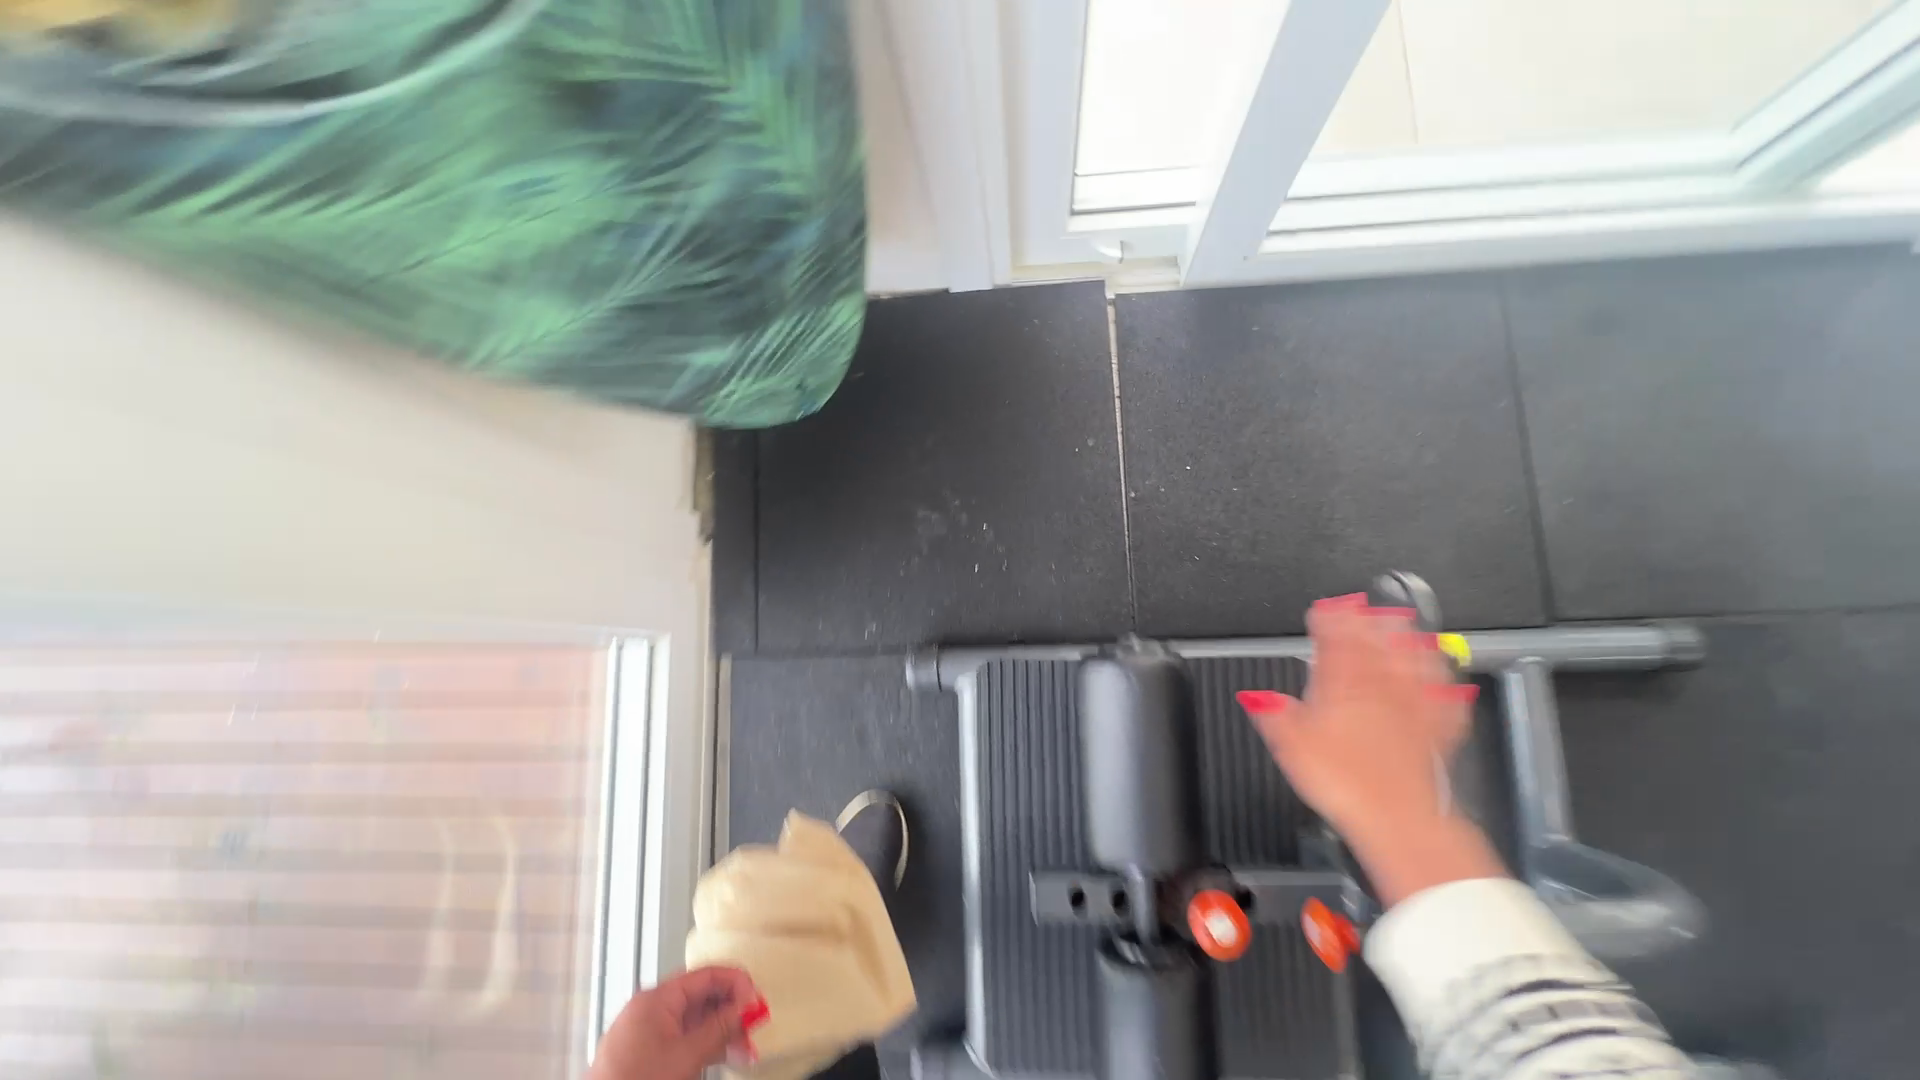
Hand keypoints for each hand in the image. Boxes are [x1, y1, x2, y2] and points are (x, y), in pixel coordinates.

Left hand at [589, 966, 768, 1079]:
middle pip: (702, 998)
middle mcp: (650, 1007)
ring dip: (721, 1034)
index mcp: (657, 998)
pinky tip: (722, 1059)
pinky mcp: (643, 1053)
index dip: (737, 984)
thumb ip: (720, 1027)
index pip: (706, 975)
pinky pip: (681, 1039)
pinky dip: (703, 1046)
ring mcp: (646, 1032)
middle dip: (731, 1013)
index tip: (757, 1003)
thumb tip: (747, 1006)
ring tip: (745, 1054)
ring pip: (693, 1021)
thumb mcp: (687, 1055)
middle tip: (754, 1032)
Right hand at [1237, 593, 1504, 906]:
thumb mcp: (1291, 747)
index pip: (1334, 642)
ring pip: (1409, 660)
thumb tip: (1257, 698)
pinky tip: (1441, 672)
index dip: (1328, 621)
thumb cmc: (1345, 783)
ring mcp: (1411, 707)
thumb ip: (1274, 715)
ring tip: (1402, 623)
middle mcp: (1379, 689)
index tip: (1324, 609)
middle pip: (1374, 644)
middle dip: (1366, 622)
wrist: (1399, 819)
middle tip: (1363, 607)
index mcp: (1341, 688)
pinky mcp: (1436, 729)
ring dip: (1404, 639)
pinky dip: (1440, 678)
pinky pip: (1442, 694)